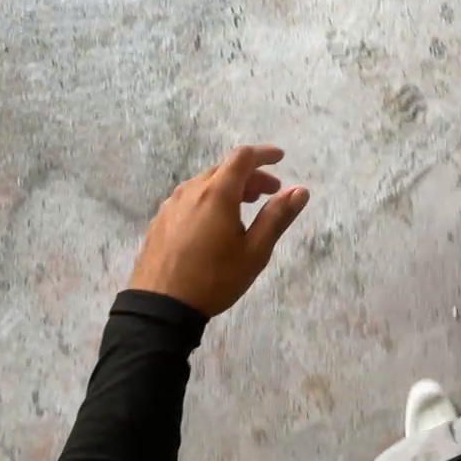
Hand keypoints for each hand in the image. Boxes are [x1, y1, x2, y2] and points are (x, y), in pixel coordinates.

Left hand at [128, 145, 309, 316]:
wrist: (160, 307)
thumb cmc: (214, 279)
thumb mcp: (254, 252)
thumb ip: (277, 217)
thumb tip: (300, 190)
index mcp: (217, 193)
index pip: (243, 157)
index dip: (264, 154)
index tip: (281, 158)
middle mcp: (191, 190)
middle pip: (224, 169)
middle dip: (251, 176)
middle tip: (270, 193)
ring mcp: (171, 204)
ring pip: (205, 183)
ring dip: (229, 187)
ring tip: (244, 207)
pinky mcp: (160, 220)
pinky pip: (190, 198)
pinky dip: (210, 199)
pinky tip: (214, 222)